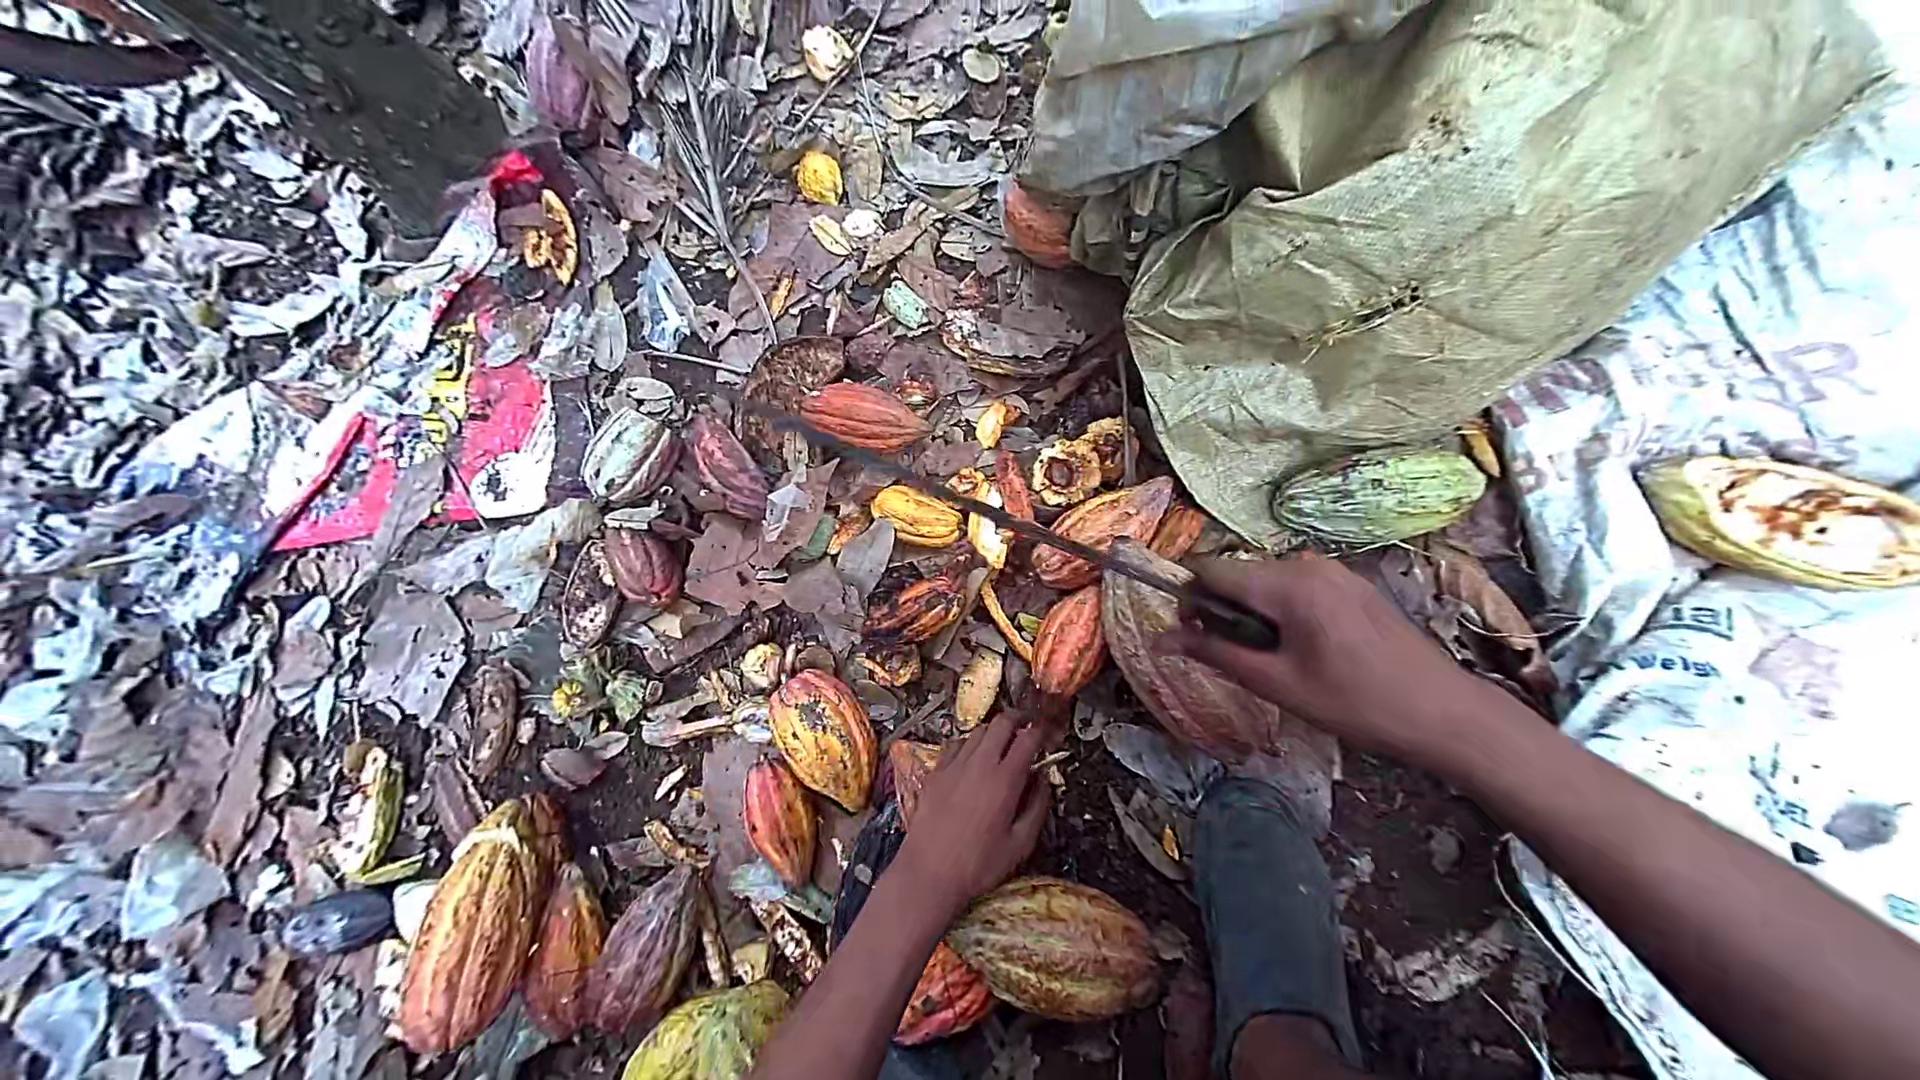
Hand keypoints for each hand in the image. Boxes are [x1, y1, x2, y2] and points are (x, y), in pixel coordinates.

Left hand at [890, 710, 1051, 918]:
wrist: (929, 872)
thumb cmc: (979, 864)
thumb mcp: (1020, 844)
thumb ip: (1037, 807)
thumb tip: (1044, 780)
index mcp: (1004, 779)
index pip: (1027, 739)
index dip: (1040, 732)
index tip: (1046, 735)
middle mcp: (979, 764)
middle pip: (1001, 723)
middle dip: (1019, 719)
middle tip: (1027, 727)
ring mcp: (954, 765)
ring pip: (978, 730)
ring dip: (994, 731)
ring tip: (1002, 743)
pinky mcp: (936, 772)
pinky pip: (956, 744)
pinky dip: (970, 743)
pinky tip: (972, 757)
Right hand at [1160, 554, 1508, 767]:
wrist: (1448, 715)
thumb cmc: (1356, 703)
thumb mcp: (1276, 683)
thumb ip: (1214, 653)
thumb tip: (1160, 640)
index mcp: (1288, 584)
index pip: (1210, 569)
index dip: (1189, 597)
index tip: (1192, 634)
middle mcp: (1308, 564)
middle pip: (1238, 574)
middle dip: (1222, 609)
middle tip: (1237, 656)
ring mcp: (1335, 571)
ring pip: (1265, 582)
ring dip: (1252, 612)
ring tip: (1274, 658)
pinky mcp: (1352, 584)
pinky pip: (1295, 586)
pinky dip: (1281, 611)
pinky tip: (1305, 649)